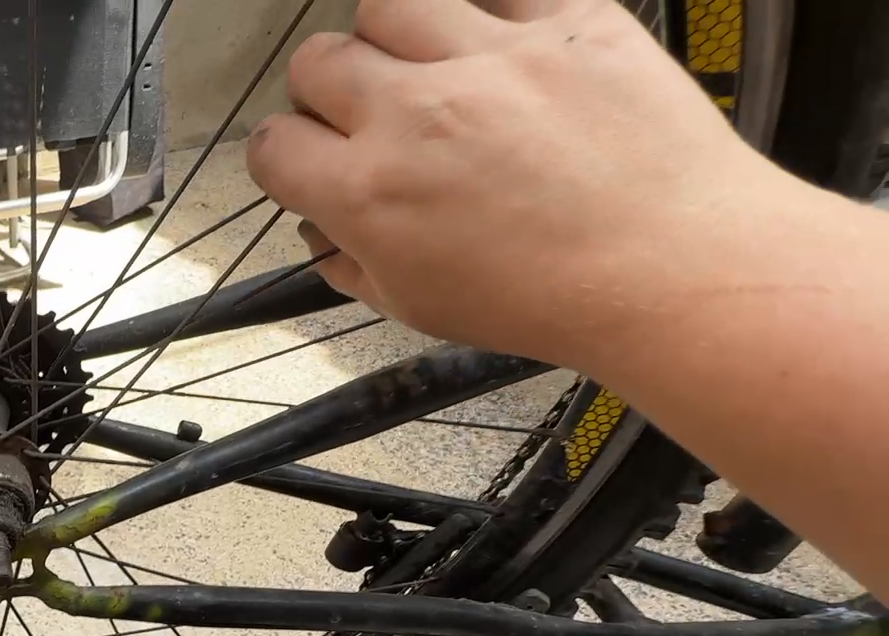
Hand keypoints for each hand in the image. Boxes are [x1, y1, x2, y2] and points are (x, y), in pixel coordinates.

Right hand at [246, 0, 783, 362]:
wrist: (664, 264)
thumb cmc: (526, 299)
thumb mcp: (403, 304)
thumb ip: (342, 261)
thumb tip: (323, 227)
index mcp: (365, 192)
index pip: (271, 145)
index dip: (277, 158)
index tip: (302, 166)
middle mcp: (412, 113)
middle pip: (316, 60)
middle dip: (319, 92)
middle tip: (355, 117)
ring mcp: (491, 57)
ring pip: (389, 3)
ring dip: (385, 39)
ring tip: (417, 70)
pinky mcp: (568, 20)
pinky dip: (478, 16)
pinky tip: (491, 55)